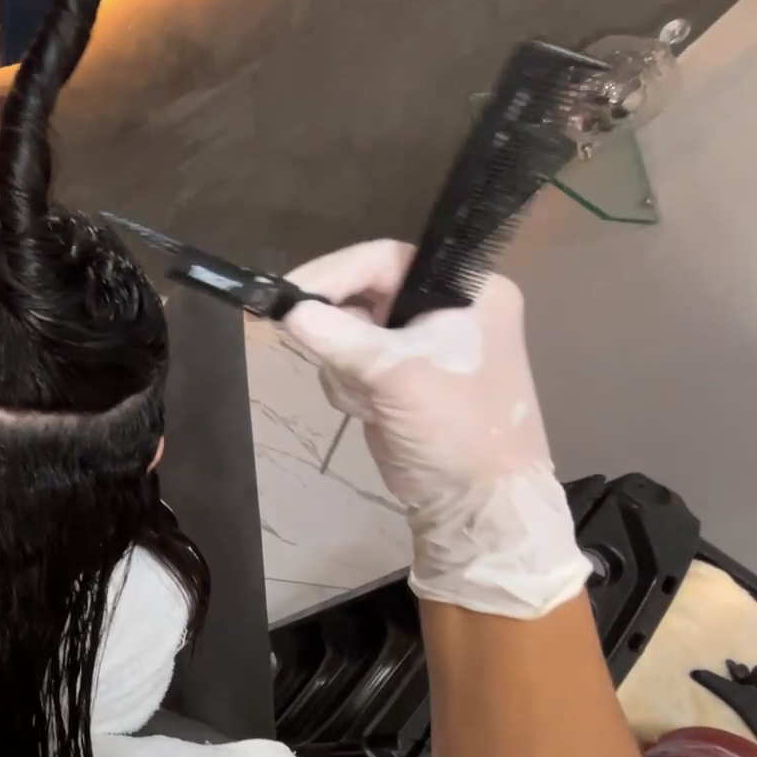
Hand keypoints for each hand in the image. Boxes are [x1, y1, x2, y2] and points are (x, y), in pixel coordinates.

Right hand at [280, 241, 590, 618]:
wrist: (473, 497)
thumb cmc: (454, 427)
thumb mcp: (395, 375)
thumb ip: (339, 338)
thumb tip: (286, 310)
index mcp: (466, 289)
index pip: (384, 260)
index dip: (333, 274)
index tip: (284, 296)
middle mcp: (443, 308)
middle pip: (360, 296)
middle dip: (340, 335)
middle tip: (335, 363)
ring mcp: (417, 344)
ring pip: (345, 334)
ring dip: (343, 368)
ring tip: (369, 400)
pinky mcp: (396, 376)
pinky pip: (347, 364)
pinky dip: (347, 386)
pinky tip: (369, 410)